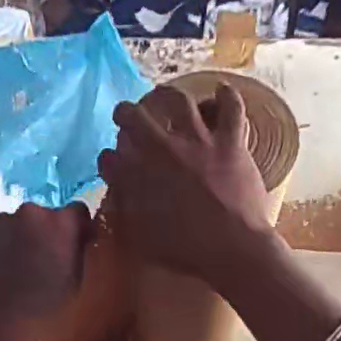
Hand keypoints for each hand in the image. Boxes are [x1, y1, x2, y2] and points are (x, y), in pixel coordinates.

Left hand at [0, 201, 91, 329]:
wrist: (3, 324)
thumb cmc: (48, 308)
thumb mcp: (77, 278)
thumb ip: (78, 248)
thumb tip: (79, 235)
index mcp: (63, 222)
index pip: (77, 210)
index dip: (75, 227)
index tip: (71, 243)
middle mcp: (32, 212)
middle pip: (43, 215)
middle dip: (44, 232)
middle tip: (41, 259)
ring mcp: (2, 221)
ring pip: (16, 224)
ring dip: (19, 238)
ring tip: (17, 268)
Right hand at [97, 84, 278, 285]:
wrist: (231, 247)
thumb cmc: (184, 249)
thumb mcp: (142, 235)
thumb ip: (125, 204)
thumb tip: (114, 178)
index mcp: (139, 175)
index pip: (112, 157)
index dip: (109, 158)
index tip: (110, 161)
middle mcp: (164, 149)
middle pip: (137, 119)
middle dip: (126, 114)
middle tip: (126, 114)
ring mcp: (200, 141)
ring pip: (180, 102)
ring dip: (168, 95)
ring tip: (164, 96)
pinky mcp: (231, 141)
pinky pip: (231, 107)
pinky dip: (224, 96)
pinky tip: (220, 91)